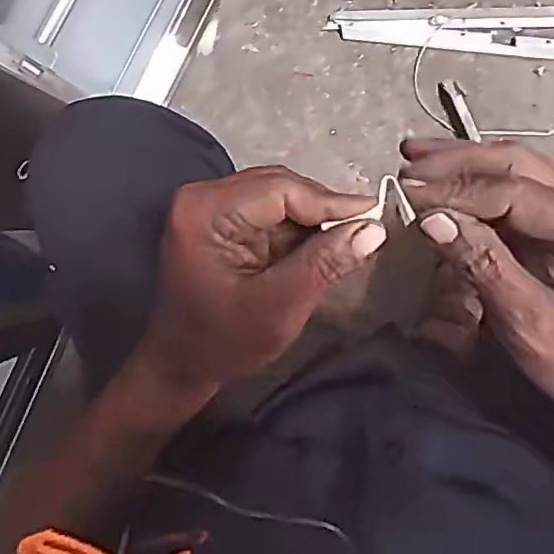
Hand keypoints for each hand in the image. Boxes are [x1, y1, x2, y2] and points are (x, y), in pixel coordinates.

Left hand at [138, 166, 386, 393]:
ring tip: (347, 239)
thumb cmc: (220, 344)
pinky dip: (299, 228)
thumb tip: (372, 230)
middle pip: (279, 186)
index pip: (279, 189)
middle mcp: (204, 197)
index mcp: (205, 211)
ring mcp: (211, 206)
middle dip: (322, 209)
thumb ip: (323, 265)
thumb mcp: (278, 308)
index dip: (329, 201)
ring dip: (313, 219)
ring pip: (279, 195)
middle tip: (364, 228)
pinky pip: (271, 211)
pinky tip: (320, 246)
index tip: (372, 213)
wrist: (181, 367)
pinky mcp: (223, 220)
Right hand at [401, 139, 553, 429]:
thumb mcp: (528, 323)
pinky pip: (513, 185)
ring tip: (416, 156)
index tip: (411, 195)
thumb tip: (434, 220)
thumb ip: (483, 265)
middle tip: (408, 170)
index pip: (516, 193)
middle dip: (457, 161)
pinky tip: (445, 172)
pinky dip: (475, 175)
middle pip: (517, 164)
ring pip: (515, 165)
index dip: (459, 190)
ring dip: (463, 159)